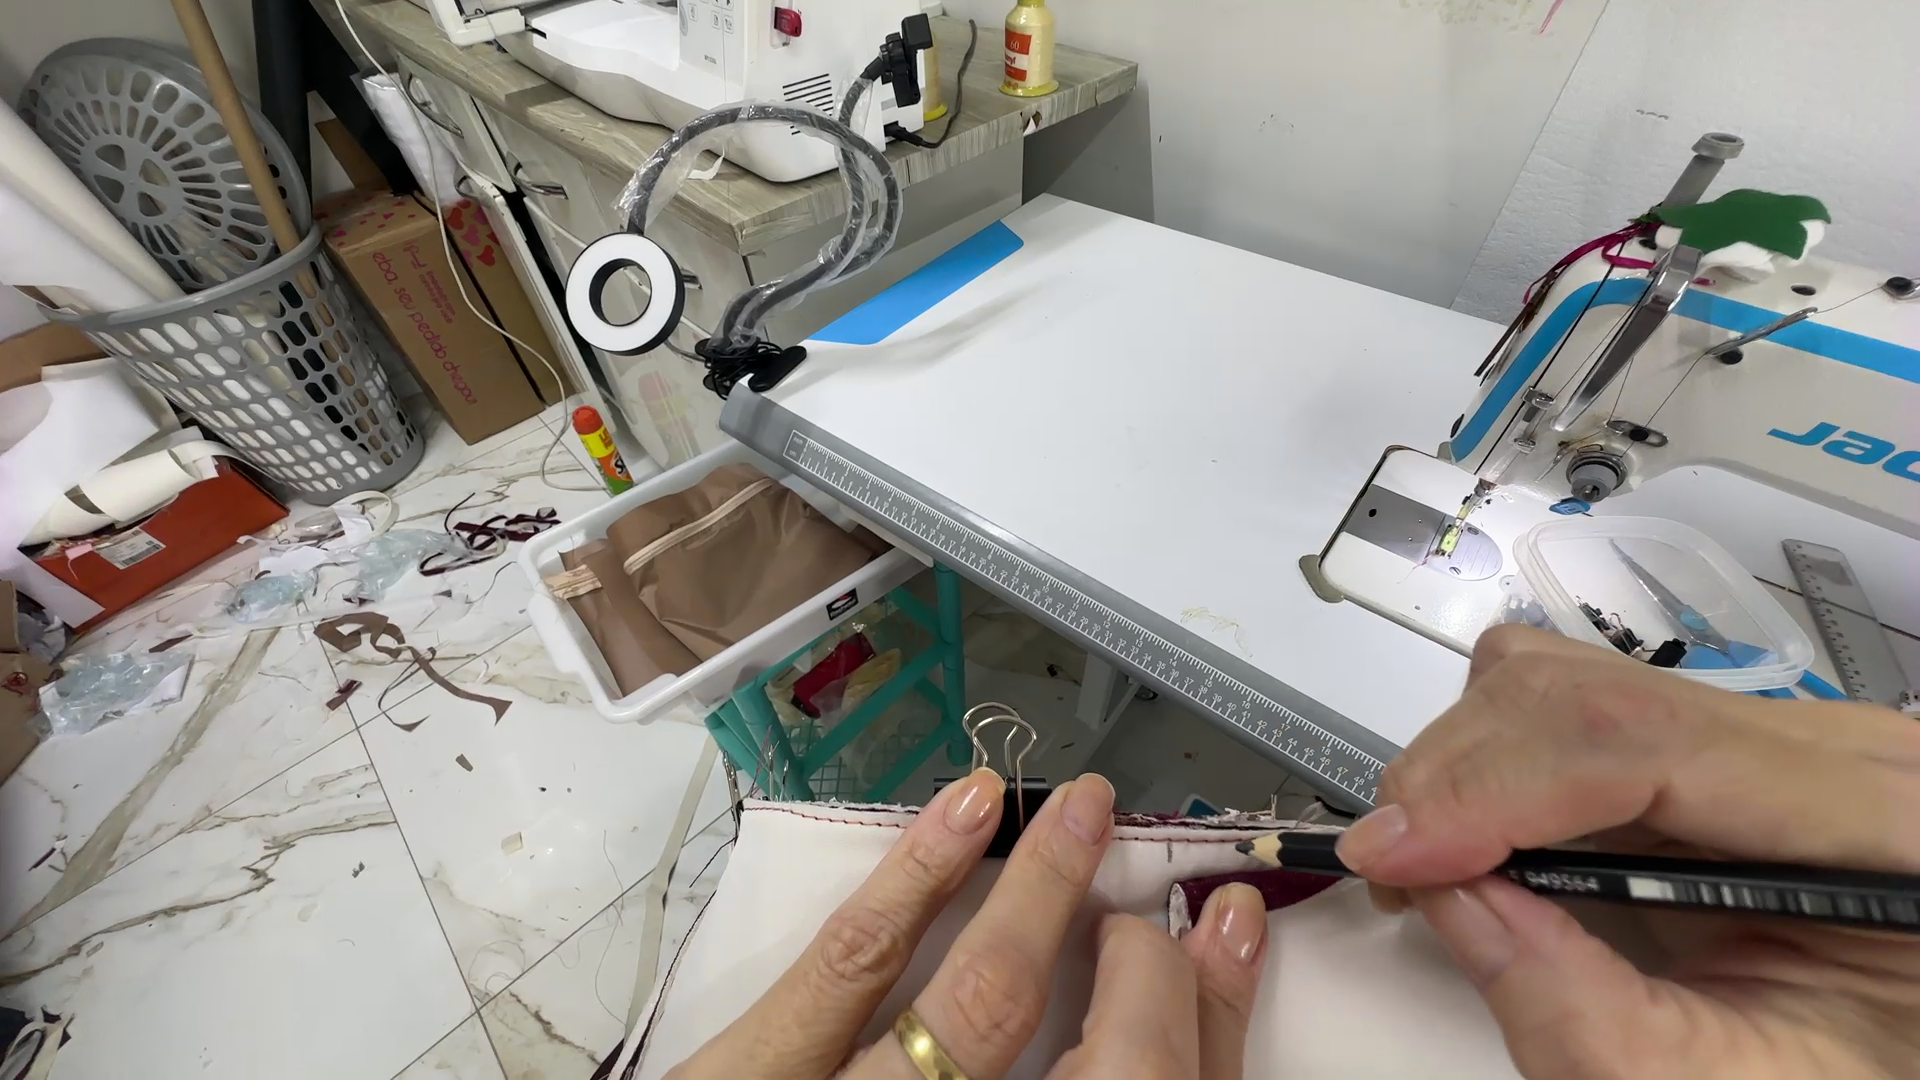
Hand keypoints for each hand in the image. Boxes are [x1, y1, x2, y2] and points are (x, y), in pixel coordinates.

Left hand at [664, 771, 1268, 1079]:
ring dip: (1043, 891)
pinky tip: (968, 810)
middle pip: (1089, 1065)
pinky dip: (921, 878)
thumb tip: (1097, 1038)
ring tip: (1085, 810)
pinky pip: (851, 962)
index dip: (1197, 1021)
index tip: (1215, 944)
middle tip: (1172, 890)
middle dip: (1142, 969)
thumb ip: (1022, 1070)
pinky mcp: (751, 1074)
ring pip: (979, 998)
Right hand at [1340, 625, 1919, 1078]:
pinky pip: (1542, 699)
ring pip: (1540, 679)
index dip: (1486, 785)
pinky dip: (1478, 754)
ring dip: (1455, 762)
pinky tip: (1482, 830)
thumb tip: (1440, 889)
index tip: (1390, 857)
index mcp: (1881, 827)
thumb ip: (1577, 1012)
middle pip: (1566, 693)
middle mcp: (1818, 747)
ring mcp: (1746, 729)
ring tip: (1435, 854)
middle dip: (1448, 777)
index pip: (1631, 739)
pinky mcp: (1682, 735)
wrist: (1871, 1073)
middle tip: (1392, 870)